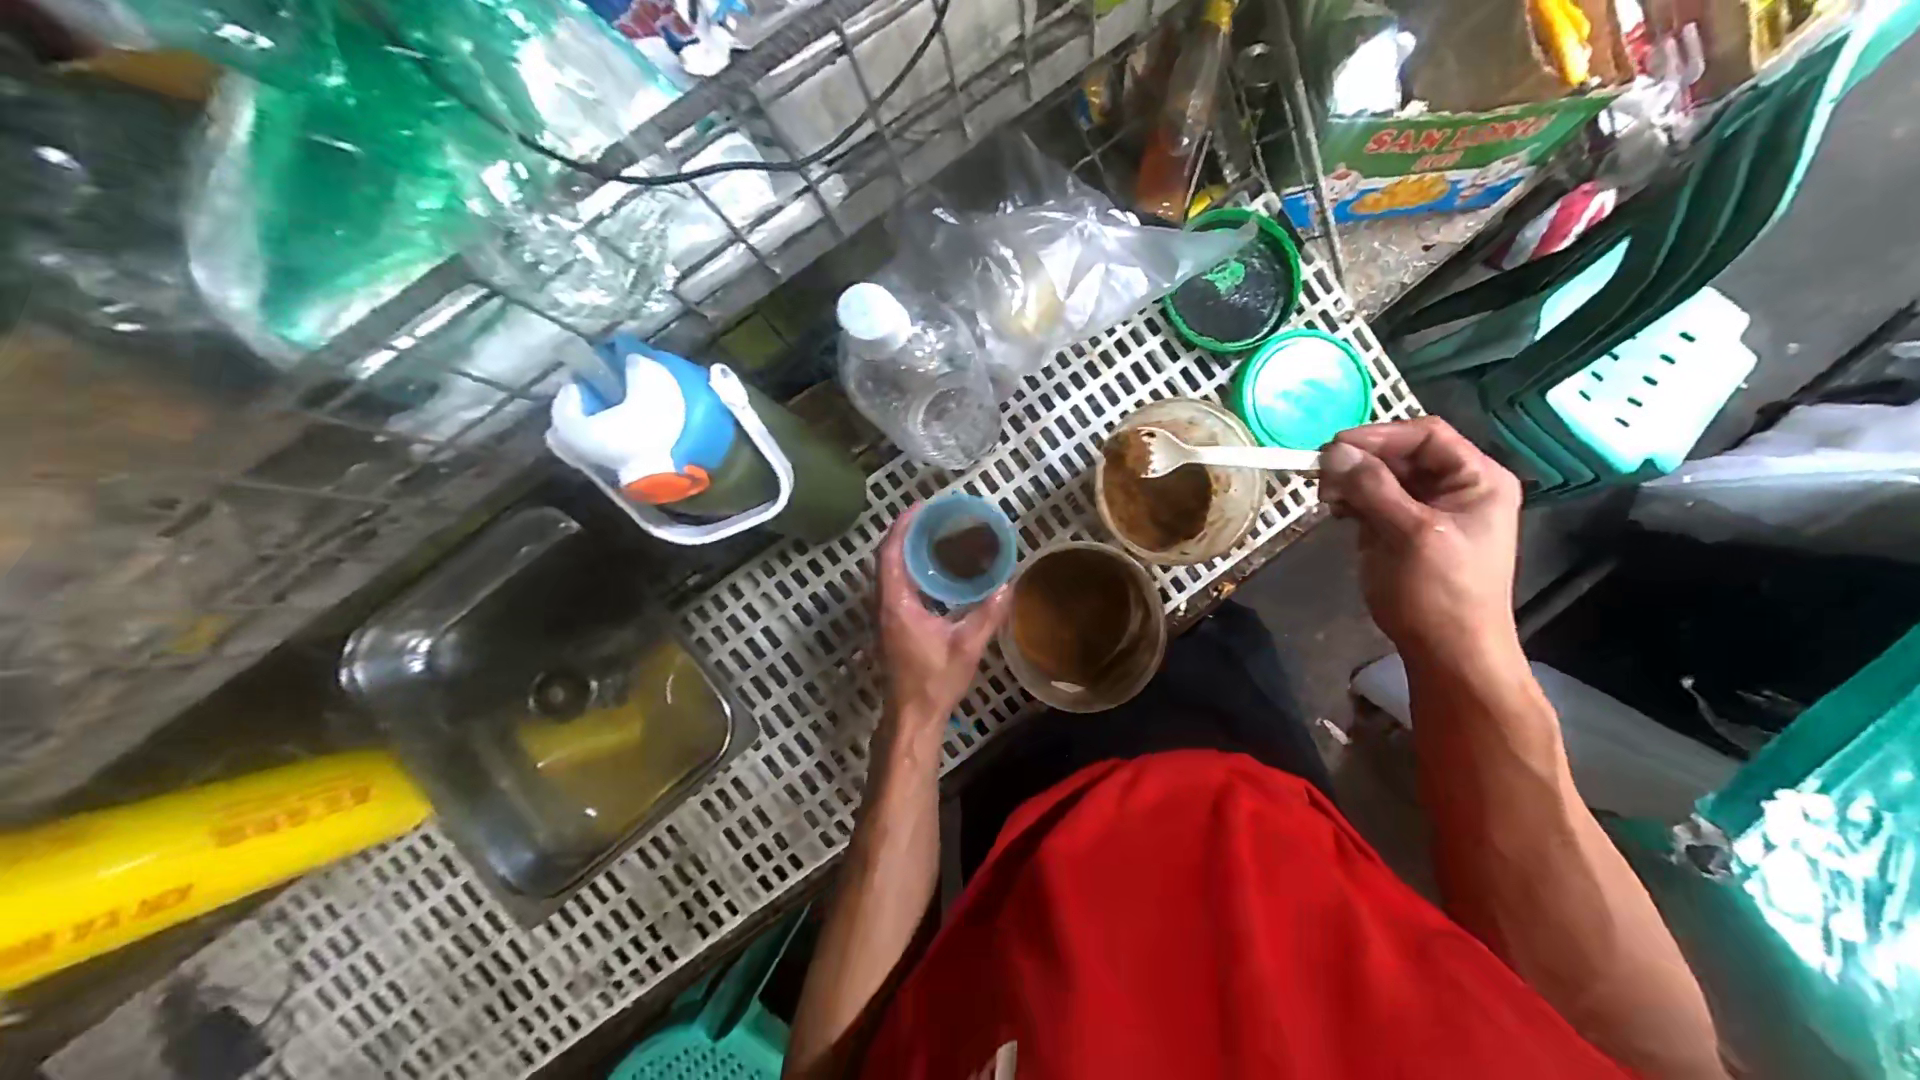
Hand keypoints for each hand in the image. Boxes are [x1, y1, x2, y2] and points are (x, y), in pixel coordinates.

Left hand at [874, 504, 1011, 753]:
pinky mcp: (889, 625)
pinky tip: (930, 570)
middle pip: (886, 558)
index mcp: (896, 605)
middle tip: (930, 517)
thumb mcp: (966, 647)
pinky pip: (893, 585)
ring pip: (887, 572)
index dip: (901, 527)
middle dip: (904, 533)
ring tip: (931, 535)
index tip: (919, 508)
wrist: (911, 714)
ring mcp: (884, 616)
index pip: (891, 555)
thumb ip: (987, 615)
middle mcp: (883, 605)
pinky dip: (907, 568)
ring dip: (904, 550)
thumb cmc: (934, 681)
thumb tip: (1007, 587)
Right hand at [1318, 417, 1523, 674]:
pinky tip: (1336, 510)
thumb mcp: (1409, 533)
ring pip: (1380, 475)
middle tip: (1321, 474)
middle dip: (1359, 460)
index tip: (1334, 448)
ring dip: (1350, 480)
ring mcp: (1425, 508)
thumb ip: (1372, 487)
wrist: (1447, 649)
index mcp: (1476, 479)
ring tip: (1327, 496)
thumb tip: (1332, 451)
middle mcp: (1453, 487)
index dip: (1379, 436)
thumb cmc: (1440, 591)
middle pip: (1400, 453)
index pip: (1425, 436)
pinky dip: (1350, 499)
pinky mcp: (1399, 529)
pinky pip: (1371, 499)